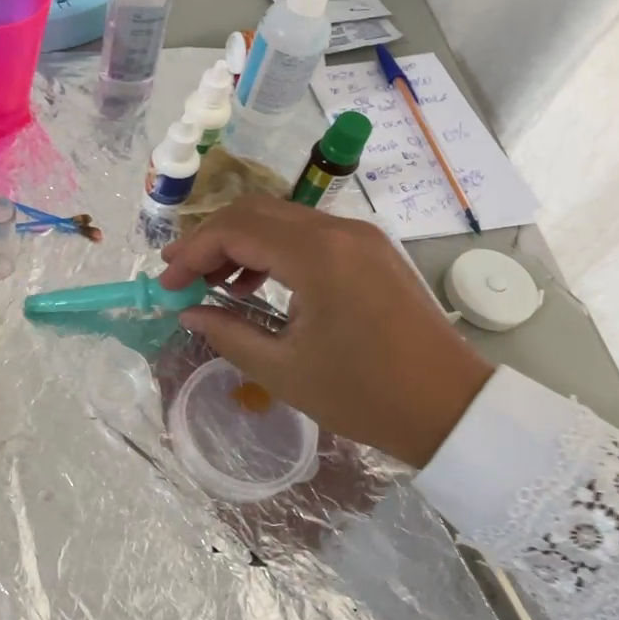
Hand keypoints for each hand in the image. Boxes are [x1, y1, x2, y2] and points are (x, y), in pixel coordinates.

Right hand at [159, 198, 491, 466]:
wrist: (451, 407)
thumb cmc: (364, 395)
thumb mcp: (283, 371)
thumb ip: (227, 333)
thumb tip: (188, 311)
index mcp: (317, 255)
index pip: (235, 229)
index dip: (192, 252)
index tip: (167, 283)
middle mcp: (339, 230)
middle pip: (255, 211)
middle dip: (211, 240)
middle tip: (181, 275)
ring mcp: (360, 237)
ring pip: (282, 219)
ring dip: (241, 243)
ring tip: (214, 284)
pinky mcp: (372, 251)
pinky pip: (308, 234)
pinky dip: (274, 250)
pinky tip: (257, 285)